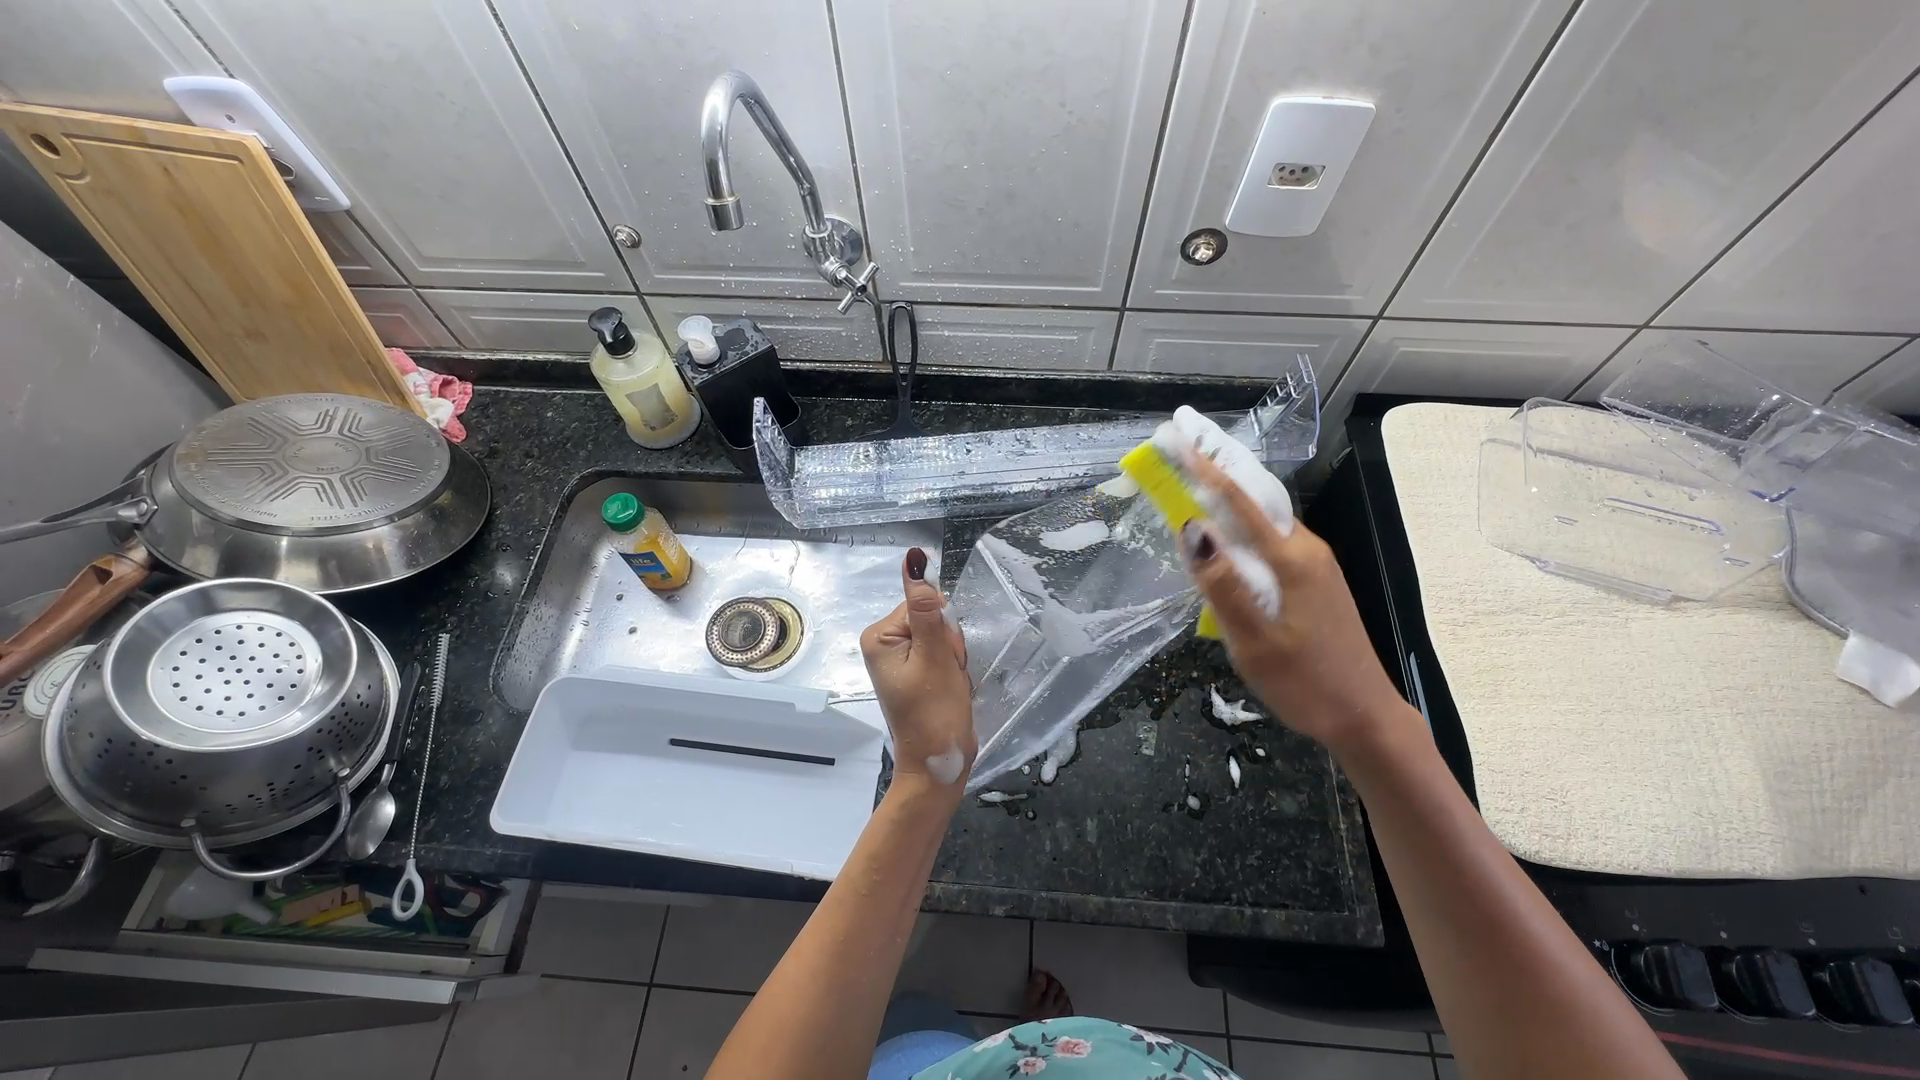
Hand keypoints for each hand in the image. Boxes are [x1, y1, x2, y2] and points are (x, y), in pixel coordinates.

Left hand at [860, 547, 974, 792]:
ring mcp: (901, 659)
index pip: (923, 604)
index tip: (941, 657)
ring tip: (948, 684)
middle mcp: (885, 644)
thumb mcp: (935, 657)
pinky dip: (953, 669)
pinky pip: (943, 654)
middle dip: (949, 645)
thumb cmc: (935, 712)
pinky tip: (949, 687)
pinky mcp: (916, 672)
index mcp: (880, 636)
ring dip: (954, 659)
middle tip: (947, 675)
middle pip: (933, 619)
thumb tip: (912, 561)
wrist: (939, 761)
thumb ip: (927, 609)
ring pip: (943, 637)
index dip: (942, 629)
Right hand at [1178, 456, 1406, 754]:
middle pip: (1255, 503)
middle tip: (1177, 458)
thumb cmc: (1307, 684)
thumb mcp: (1256, 642)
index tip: (1175, 435)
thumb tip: (1193, 528)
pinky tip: (1224, 550)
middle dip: (1215, 476)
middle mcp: (1307, 551)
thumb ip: (1223, 584)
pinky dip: (1242, 536)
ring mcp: (1315, 567)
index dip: (1204, 467)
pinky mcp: (1315, 585)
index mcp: (1293, 559)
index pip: (1240, 500)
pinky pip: (1271, 546)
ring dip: (1227, 507)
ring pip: (1264, 526)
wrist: (1366, 719)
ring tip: (1190, 495)